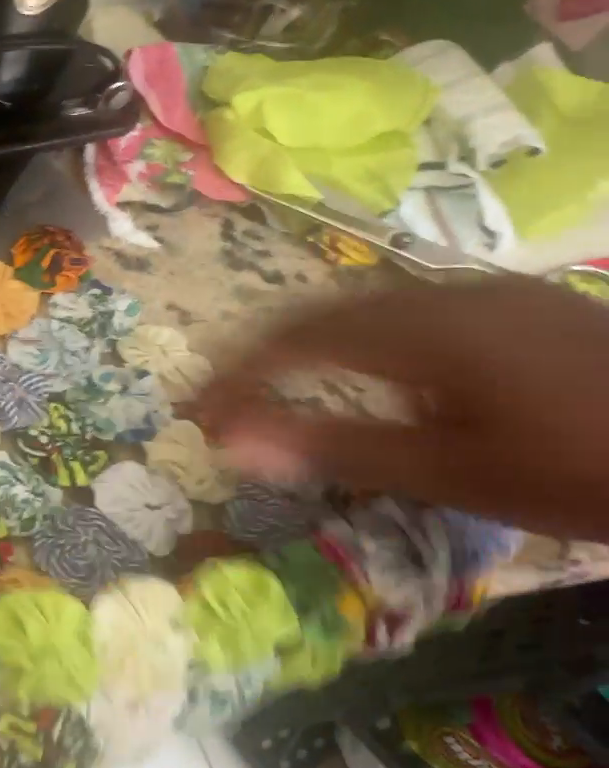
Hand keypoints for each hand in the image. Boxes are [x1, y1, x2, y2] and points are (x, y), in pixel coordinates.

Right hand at [195, 277, 608, 542]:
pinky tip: (373, 373)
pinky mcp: (526, 307)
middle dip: (261, 352)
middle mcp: (449, 294)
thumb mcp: (451, 473)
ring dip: (309, 343)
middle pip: (321, 310)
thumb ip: (331, 449)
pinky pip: (412, 310)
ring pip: (365, 305)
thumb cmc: (587, 470)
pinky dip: (362, 339)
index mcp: (425, 330)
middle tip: (226, 397)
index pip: (292, 339)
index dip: (234, 373)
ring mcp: (493, 294)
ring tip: (279, 384)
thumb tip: (227, 440)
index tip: (197, 413)